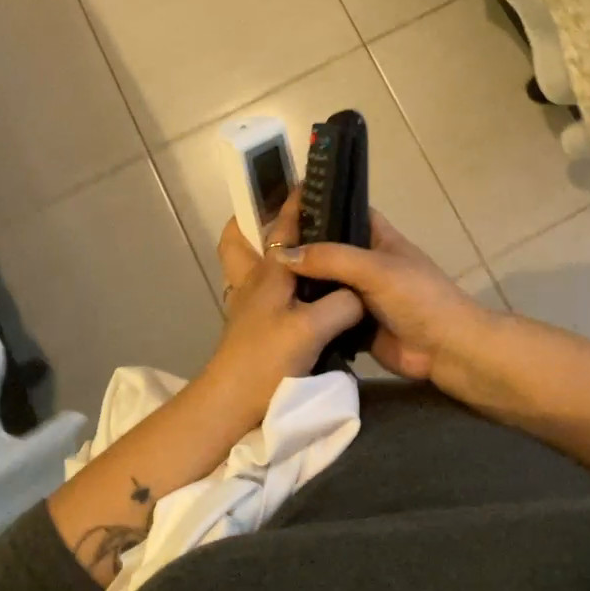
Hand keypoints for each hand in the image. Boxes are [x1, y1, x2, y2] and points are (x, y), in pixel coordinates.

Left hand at [198, 192, 363, 430]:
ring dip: (266, 251)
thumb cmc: (267, 360)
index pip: (282, 226)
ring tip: (301, 250)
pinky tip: (302, 293)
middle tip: (285, 217)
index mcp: (268, 272)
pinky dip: (277, 282)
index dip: (296, 202)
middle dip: (254, 222)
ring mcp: (247, 306)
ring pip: (249, 266)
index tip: (310, 183)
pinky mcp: (251, 329)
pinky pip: (261, 292)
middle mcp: (253, 282)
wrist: (230, 407)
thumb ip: (341, 304)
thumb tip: (360, 292)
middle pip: (241, 241)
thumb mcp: (312, 330)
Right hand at [276, 211, 490, 382]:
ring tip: (260, 278)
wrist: (447, 350)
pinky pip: (327, 316)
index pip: (345, 212)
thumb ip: (330, 259)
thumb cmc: (418, 297)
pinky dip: (309, 315)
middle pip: (329, 250)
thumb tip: (281, 255)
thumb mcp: (375, 269)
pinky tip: (276, 311)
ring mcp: (361, 295)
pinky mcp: (355, 325)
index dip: (319, 208)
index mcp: (378, 237)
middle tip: (262, 248)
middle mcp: (367, 262)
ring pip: (325, 284)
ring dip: (301, 285)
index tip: (283, 207)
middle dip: (302, 250)